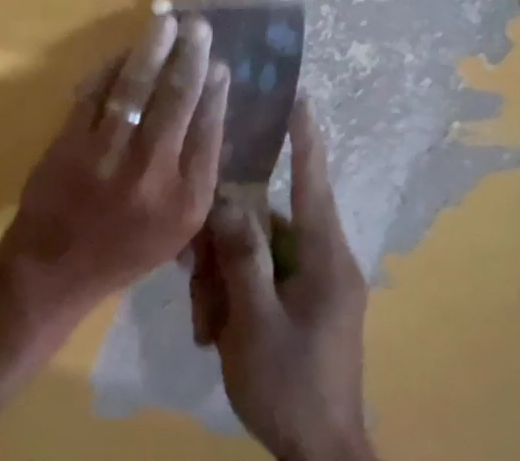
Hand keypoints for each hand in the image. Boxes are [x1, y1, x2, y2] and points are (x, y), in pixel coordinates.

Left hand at [0, 12, 229, 309]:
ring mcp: (108, 154)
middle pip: (177, 101)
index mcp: (186, 200)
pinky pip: (94, 93)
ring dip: (152, 50)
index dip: (215, 94)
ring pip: (136, 89)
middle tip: (199, 26)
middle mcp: (152, 173)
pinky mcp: (71, 141)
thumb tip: (207, 119)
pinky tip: (122, 51)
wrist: (55, 267)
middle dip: (189, 58)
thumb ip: (195, 178)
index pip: (209, 133)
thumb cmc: (123, 251)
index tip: (220, 64)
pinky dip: (110, 68)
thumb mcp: (176, 230)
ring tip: (165, 21)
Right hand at [189, 99, 374, 460]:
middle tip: (194, 276)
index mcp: (325, 259)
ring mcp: (310, 284)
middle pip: (263, 221)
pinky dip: (229, 295)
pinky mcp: (297, 303)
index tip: (299, 94)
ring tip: (205, 321)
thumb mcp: (255, 321)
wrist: (321, 455)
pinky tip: (212, 328)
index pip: (313, 182)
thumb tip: (226, 196)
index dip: (304, 138)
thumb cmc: (291, 385)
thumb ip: (241, 255)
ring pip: (252, 250)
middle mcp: (322, 261)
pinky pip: (256, 276)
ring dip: (221, 277)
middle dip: (223, 241)